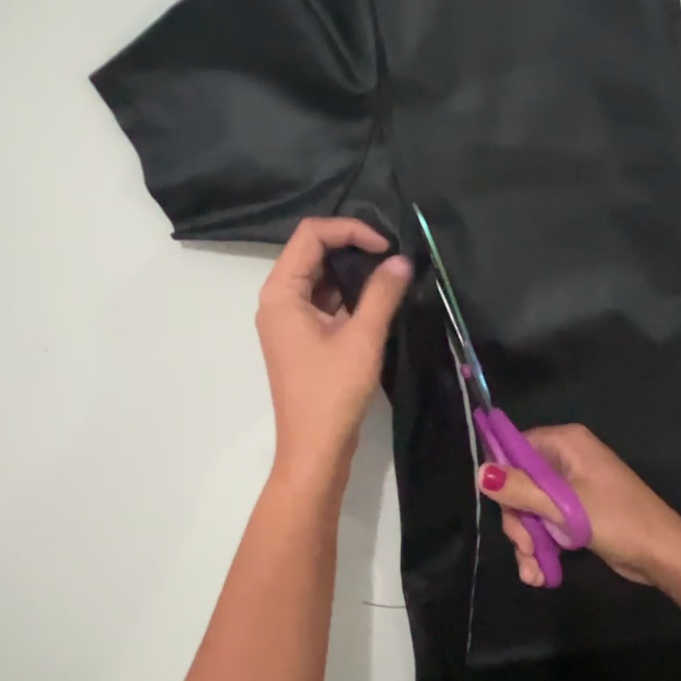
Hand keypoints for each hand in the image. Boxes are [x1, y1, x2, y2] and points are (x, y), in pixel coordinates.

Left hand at [257, 218, 411, 480]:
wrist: (315, 450)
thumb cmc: (332, 393)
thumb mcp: (362, 338)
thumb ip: (382, 293)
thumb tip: (401, 260)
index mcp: (281, 293)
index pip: (310, 235)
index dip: (349, 230)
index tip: (386, 247)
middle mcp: (278, 301)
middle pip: (313, 253)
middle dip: (354, 249)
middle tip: (394, 258)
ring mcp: (290, 322)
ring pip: (322, 280)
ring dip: (355, 275)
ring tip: (393, 278)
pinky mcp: (304, 341)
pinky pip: (326, 304)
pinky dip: (352, 298)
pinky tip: (381, 304)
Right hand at [478, 424, 680, 589]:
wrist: (663, 555)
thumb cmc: (618, 521)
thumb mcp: (563, 507)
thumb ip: (519, 489)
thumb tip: (479, 472)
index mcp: (566, 443)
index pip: (515, 448)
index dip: (502, 478)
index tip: (505, 509)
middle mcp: (566, 458)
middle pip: (518, 484)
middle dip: (518, 522)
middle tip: (525, 548)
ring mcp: (572, 486)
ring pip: (530, 509)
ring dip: (528, 542)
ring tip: (534, 572)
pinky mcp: (576, 512)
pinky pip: (546, 523)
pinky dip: (541, 547)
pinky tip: (540, 574)